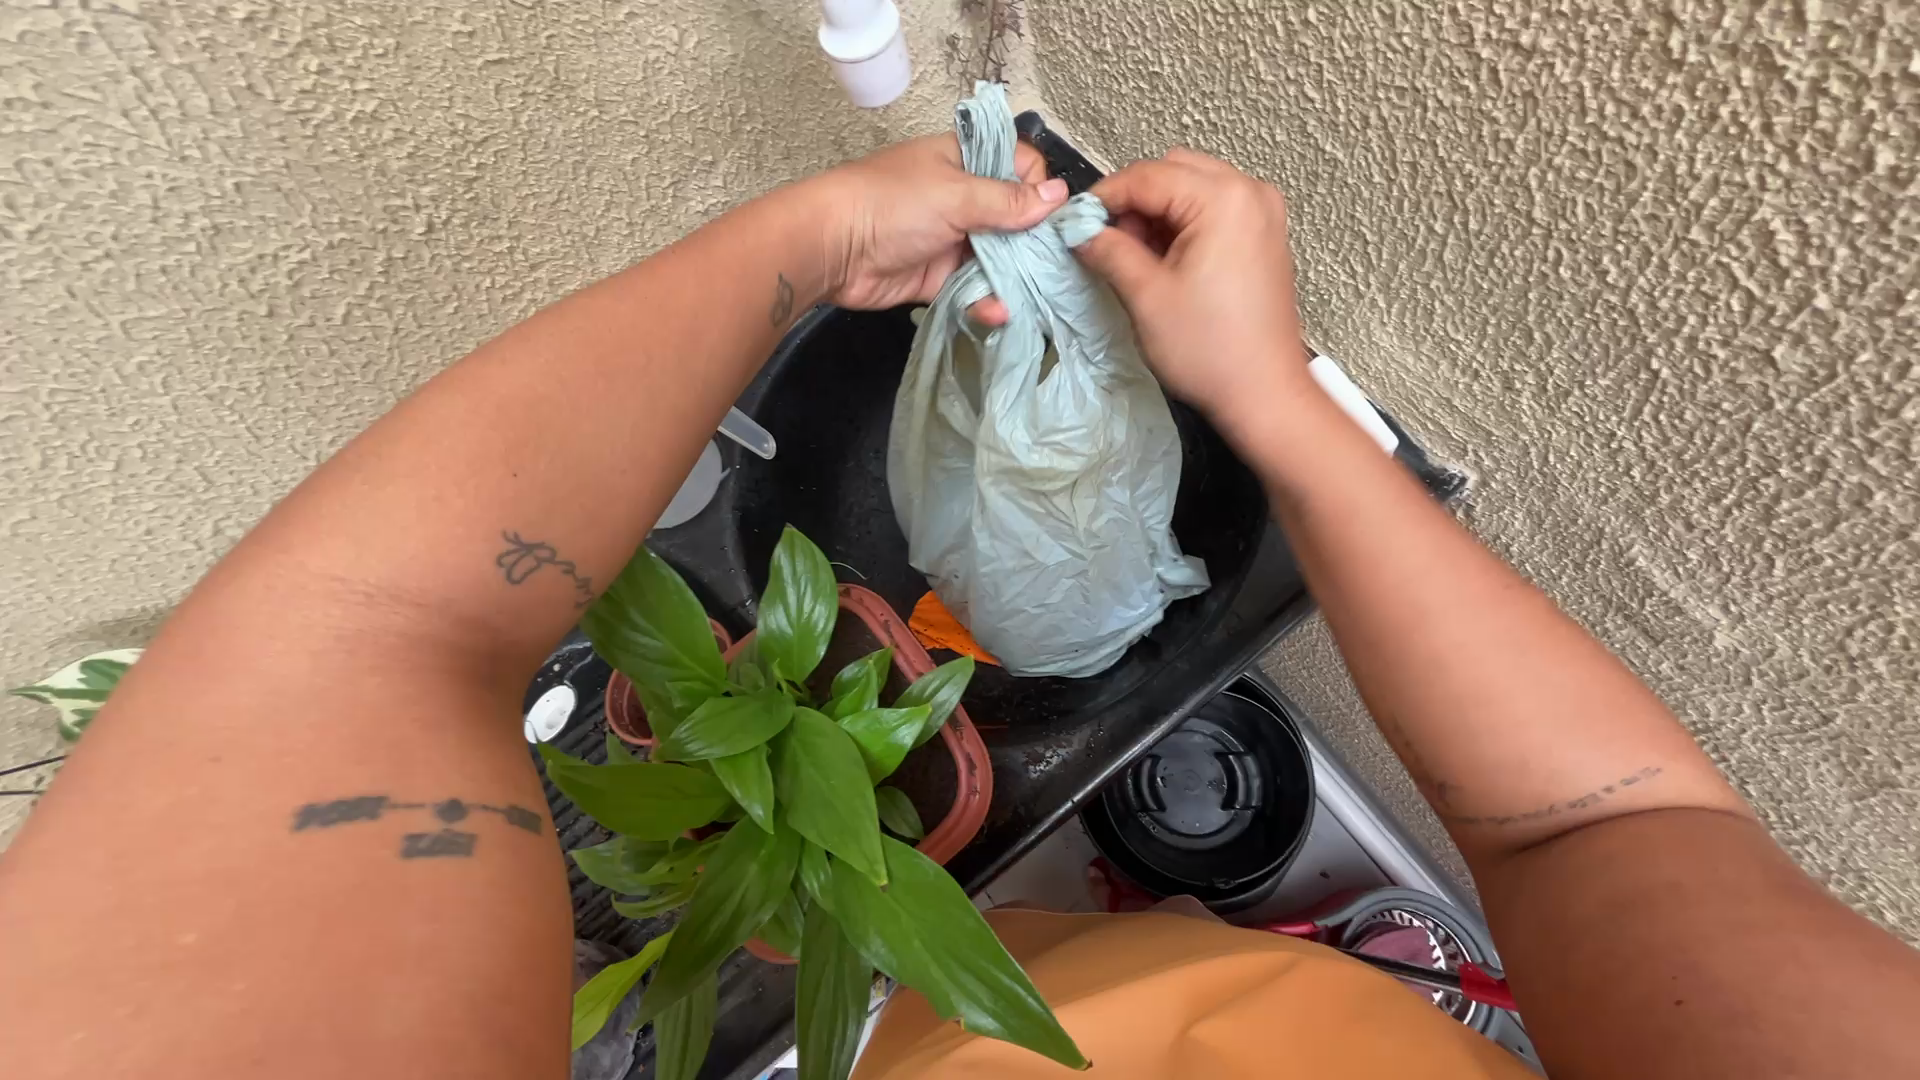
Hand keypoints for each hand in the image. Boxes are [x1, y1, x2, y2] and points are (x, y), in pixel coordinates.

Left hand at [807, 134, 1065, 324]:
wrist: (833, 249)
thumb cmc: (890, 204)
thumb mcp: (956, 194)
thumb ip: (1007, 201)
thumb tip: (1058, 195)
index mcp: (965, 162)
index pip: (1019, 168)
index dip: (1038, 190)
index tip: (1052, 220)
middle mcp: (963, 199)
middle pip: (1013, 220)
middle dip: (1032, 244)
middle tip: (1053, 266)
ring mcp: (951, 241)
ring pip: (996, 260)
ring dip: (1013, 278)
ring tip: (1032, 296)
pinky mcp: (939, 279)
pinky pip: (973, 291)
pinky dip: (986, 303)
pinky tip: (999, 312)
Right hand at [1072, 149, 1312, 438]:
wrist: (1262, 393)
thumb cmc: (1209, 349)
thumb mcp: (1146, 297)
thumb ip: (1109, 252)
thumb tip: (1080, 232)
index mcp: (1223, 199)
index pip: (1148, 175)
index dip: (1104, 196)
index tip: (1073, 222)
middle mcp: (1250, 193)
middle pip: (1173, 171)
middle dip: (1133, 203)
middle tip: (1105, 244)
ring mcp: (1261, 214)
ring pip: (1191, 190)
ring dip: (1156, 214)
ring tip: (1133, 260)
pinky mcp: (1262, 238)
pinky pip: (1212, 211)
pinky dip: (1181, 227)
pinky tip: (1162, 263)